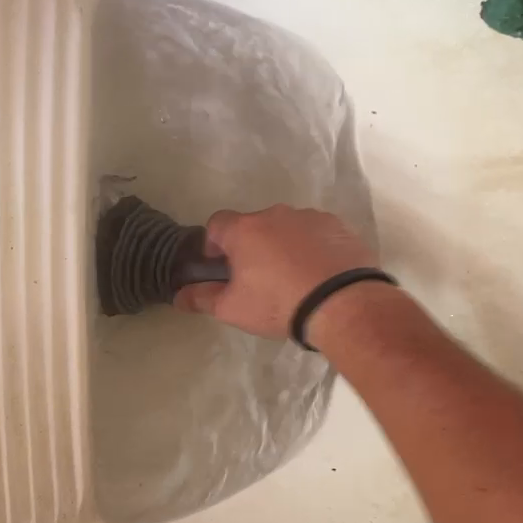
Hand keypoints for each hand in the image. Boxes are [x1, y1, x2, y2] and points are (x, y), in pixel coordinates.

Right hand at [174, 205, 381, 338]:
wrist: (343, 304)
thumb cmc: (277, 302)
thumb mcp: (231, 308)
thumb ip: (201, 298)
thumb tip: (179, 295)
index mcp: (244, 229)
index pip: (217, 223)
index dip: (213, 243)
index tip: (220, 266)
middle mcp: (276, 215)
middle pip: (253, 225)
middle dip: (250, 246)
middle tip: (255, 277)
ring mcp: (311, 217)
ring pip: (285, 228)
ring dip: (281, 245)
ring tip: (290, 277)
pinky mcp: (340, 227)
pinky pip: (315, 234)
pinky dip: (310, 248)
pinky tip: (315, 274)